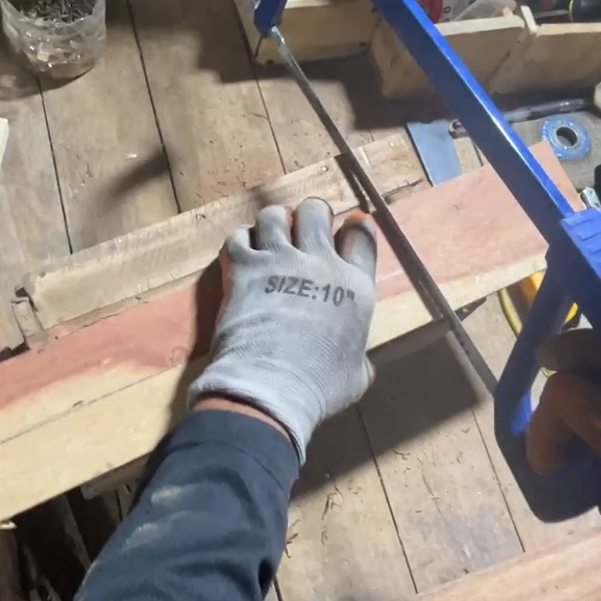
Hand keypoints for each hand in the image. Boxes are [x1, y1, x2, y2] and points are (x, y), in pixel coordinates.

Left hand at [189, 199, 378, 460]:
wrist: (271, 386)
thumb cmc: (320, 388)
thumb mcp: (357, 374)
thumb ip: (358, 353)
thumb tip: (356, 359)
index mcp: (355, 287)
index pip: (361, 236)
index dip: (355, 226)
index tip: (347, 227)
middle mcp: (320, 264)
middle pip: (315, 211)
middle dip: (308, 216)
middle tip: (300, 232)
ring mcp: (280, 261)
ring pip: (274, 215)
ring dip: (271, 224)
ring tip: (267, 240)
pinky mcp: (244, 267)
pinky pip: (239, 236)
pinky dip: (240, 241)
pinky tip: (240, 256)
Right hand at [525, 330, 600, 600]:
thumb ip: (600, 418)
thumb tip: (553, 385)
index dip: (586, 343)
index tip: (546, 359)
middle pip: (600, 362)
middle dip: (563, 392)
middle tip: (543, 433)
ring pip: (584, 389)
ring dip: (557, 420)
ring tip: (549, 459)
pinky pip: (583, 415)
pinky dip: (562, 431)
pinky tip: (558, 455)